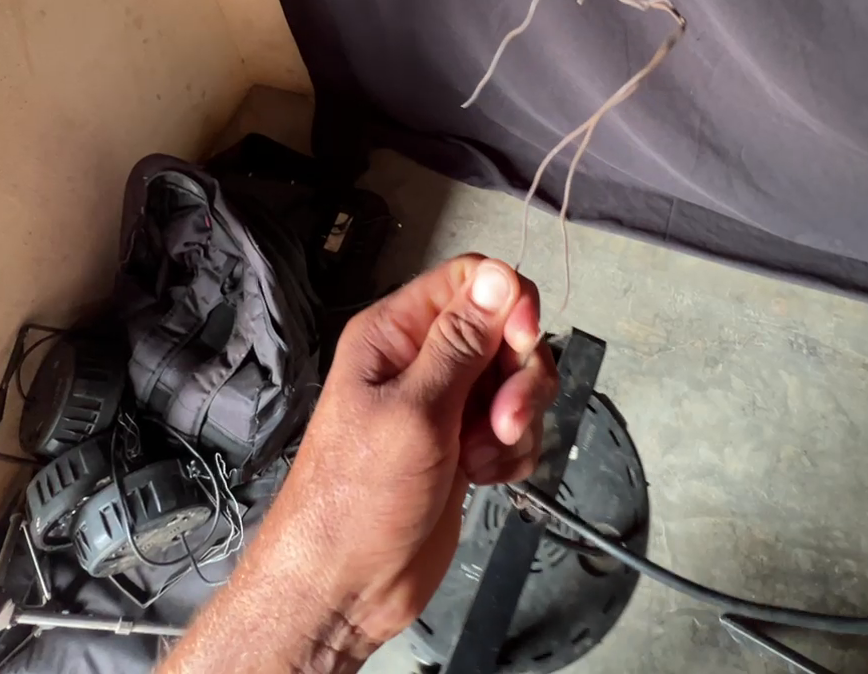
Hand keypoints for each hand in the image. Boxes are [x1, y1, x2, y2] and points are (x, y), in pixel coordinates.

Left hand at [164, 255, 558, 672]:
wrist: (344, 592)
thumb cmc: (356, 501)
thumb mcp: (415, 412)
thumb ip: (462, 343)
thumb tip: (497, 275)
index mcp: (396, 332)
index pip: (470, 280)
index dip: (508, 301)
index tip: (523, 340)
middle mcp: (422, 358)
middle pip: (504, 329)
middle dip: (518, 373)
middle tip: (504, 419)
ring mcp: (446, 401)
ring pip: (515, 379)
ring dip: (518, 418)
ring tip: (485, 456)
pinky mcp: (466, 441)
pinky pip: (516, 425)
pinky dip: (513, 451)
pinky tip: (486, 475)